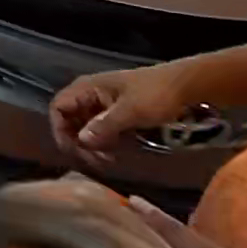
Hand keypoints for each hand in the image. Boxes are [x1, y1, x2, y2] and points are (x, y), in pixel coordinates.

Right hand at [49, 64, 191, 161]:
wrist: (187, 86)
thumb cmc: (156, 94)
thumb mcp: (131, 111)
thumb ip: (104, 126)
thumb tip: (81, 141)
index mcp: (85, 88)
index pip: (59, 108)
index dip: (61, 129)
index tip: (74, 150)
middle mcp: (88, 95)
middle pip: (69, 119)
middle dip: (77, 141)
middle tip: (94, 161)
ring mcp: (101, 104)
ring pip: (84, 126)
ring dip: (90, 144)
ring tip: (106, 160)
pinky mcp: (114, 113)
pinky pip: (99, 129)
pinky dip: (103, 142)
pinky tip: (114, 153)